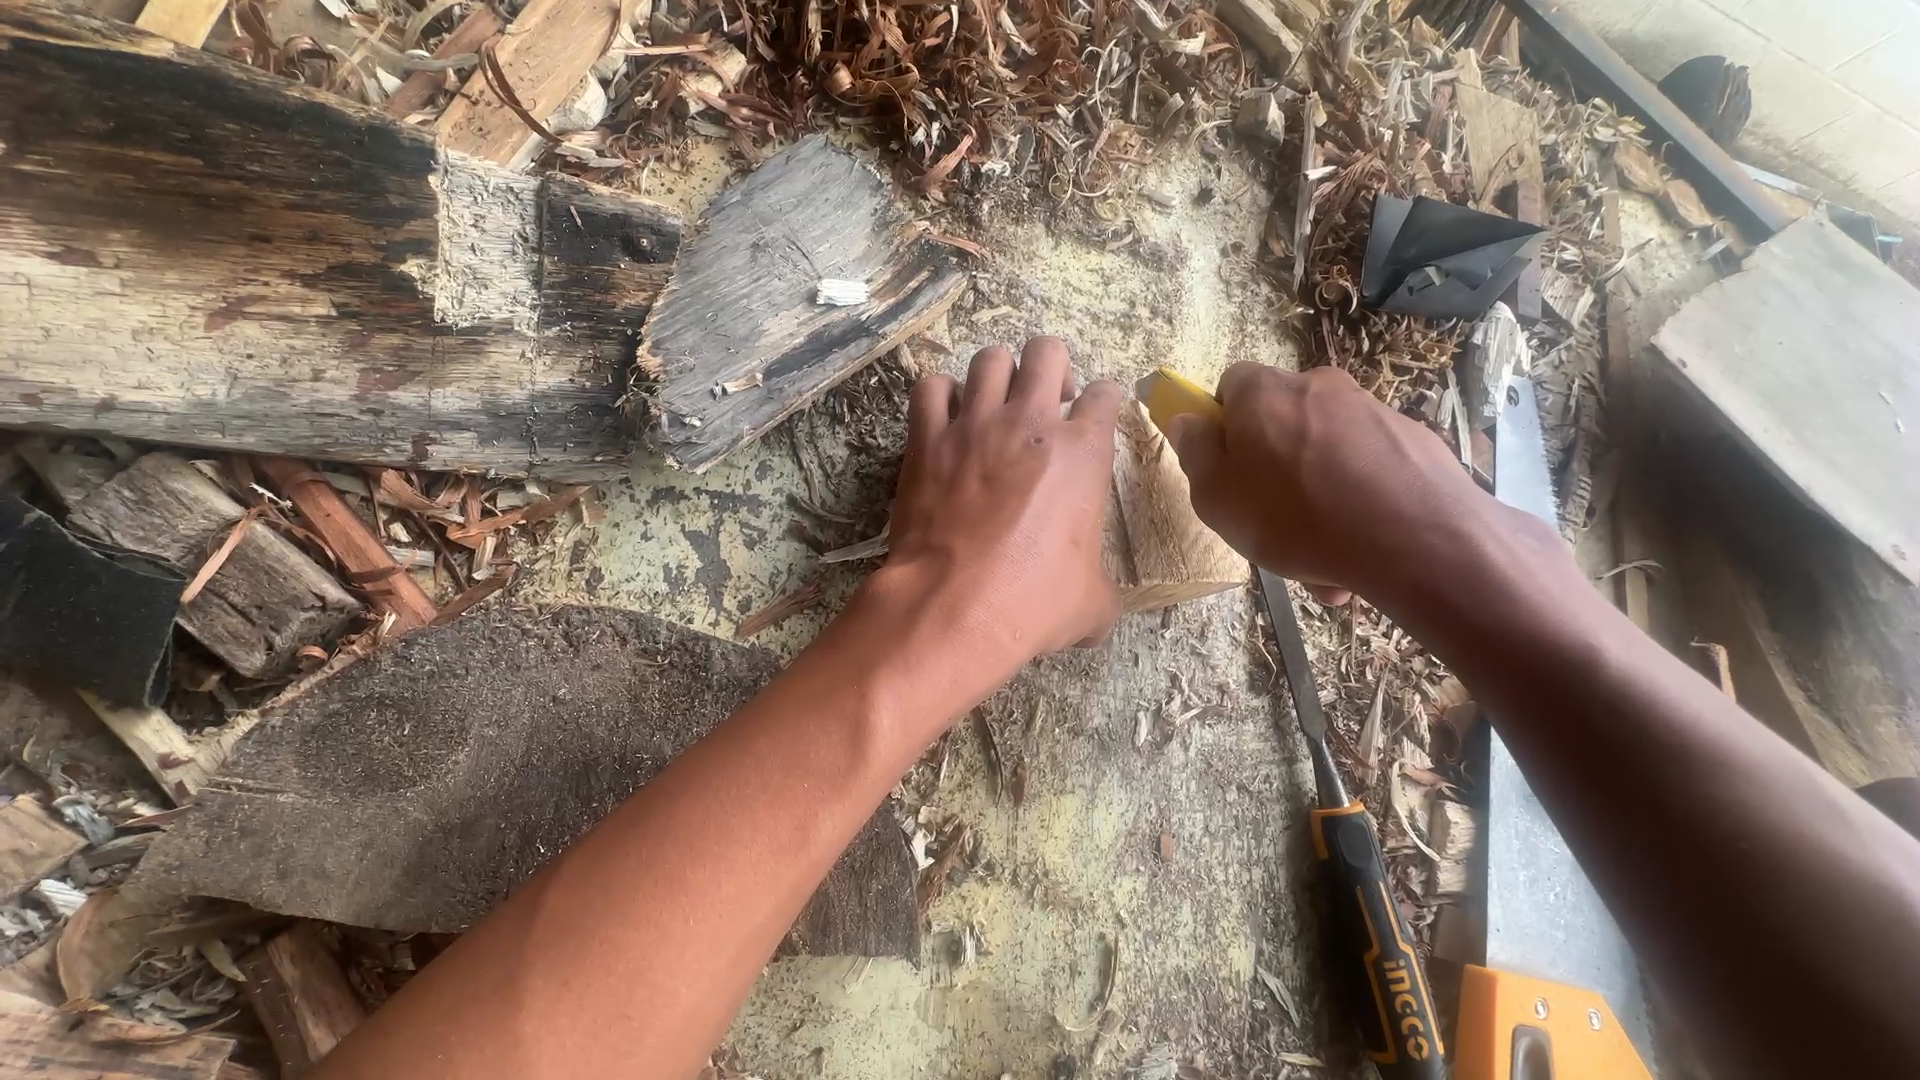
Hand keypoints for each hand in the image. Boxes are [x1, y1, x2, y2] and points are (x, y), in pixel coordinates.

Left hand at [877, 337, 1122, 667]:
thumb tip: (1101, 615)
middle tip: (1047, 401)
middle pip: (1046, 352)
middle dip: (1052, 367)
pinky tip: (944, 416)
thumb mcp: (1091, 603)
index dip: (1103, 401)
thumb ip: (1102, 593)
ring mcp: (975, 425)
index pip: (1105, 395)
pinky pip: (930, 388)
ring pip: (989, 359)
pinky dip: (939, 395)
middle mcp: (1031, 423)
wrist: (957, 606)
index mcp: (1083, 452)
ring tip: (995, 403)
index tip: (1095, 414)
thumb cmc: (1034, 602)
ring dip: (998, 374)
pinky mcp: (927, 439)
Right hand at [1166, 363, 1492, 603]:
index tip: (1227, 466)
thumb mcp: (1217, 497)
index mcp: (1264, 393)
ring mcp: (1373, 411)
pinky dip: (1358, 503)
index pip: (1231, 384)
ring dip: (1317, 496)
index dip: (1224, 423)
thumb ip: (1195, 453)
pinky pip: (1368, 471)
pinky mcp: (1414, 440)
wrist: (1419, 541)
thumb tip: (1187, 421)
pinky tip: (1359, 551)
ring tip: (1321, 557)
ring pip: (1327, 453)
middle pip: (1283, 422)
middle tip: (1271, 523)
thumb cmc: (1296, 519)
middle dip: (1274, 469)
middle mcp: (1320, 387)